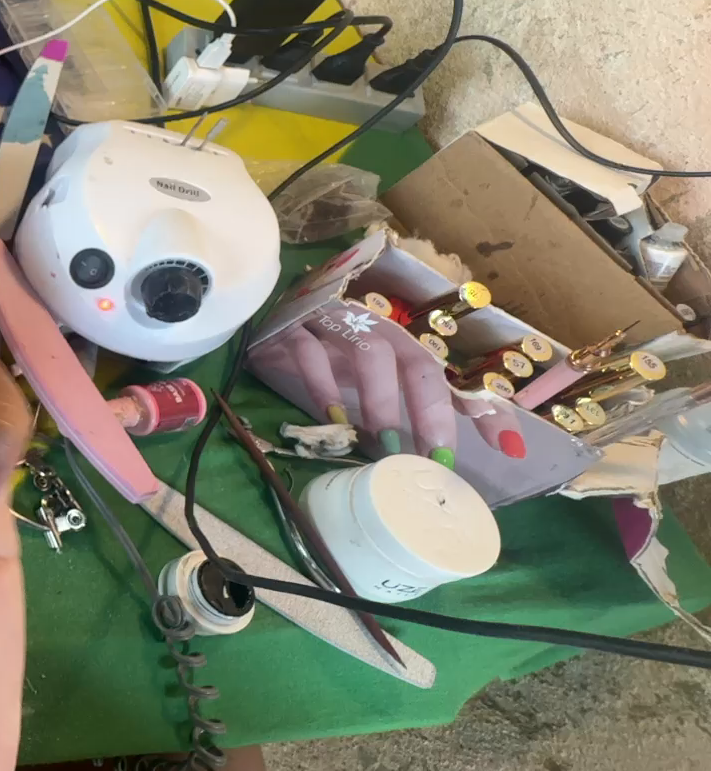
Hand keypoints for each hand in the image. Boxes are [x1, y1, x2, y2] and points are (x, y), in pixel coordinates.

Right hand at [253, 318, 523, 465]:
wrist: (260, 315)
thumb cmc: (320, 346)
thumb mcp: (370, 370)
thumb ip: (409, 392)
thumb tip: (463, 435)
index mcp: (397, 336)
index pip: (453, 372)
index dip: (483, 406)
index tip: (509, 449)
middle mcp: (372, 324)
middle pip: (416, 360)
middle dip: (431, 409)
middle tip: (435, 454)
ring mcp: (330, 322)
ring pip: (369, 354)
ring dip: (382, 402)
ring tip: (384, 444)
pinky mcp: (290, 327)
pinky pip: (310, 353)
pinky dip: (323, 386)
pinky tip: (331, 417)